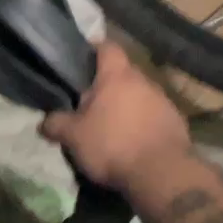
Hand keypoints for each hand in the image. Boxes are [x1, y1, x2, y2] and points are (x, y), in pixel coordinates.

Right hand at [38, 41, 190, 190]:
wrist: (163, 175)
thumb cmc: (112, 145)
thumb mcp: (72, 137)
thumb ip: (56, 124)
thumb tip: (44, 122)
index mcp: (117, 77)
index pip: (107, 47)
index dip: (94, 49)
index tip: (81, 59)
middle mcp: (144, 82)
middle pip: (123, 73)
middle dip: (107, 84)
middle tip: (89, 101)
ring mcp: (165, 103)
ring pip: (140, 95)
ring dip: (127, 105)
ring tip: (111, 125)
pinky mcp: (178, 124)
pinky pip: (154, 115)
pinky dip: (143, 123)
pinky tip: (133, 141)